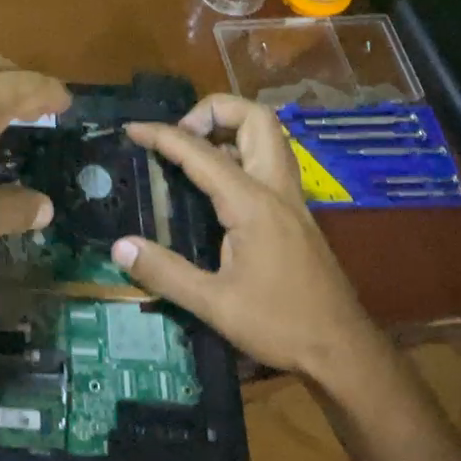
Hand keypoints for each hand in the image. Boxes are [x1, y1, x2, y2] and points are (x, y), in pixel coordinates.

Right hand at [111, 94, 385, 378]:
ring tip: (193, 152)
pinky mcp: (297, 215)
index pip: (201, 153)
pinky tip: (217, 186)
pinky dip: (241, 153)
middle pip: (256, 118)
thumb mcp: (214, 305)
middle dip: (213, 111)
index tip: (132, 130)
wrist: (341, 349)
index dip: (163, 135)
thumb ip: (165, 273)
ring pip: (269, 137)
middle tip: (180, 136)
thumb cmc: (279, 324)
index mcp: (252, 204)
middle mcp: (276, 190)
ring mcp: (292, 200)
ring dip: (231, 128)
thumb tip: (119, 246)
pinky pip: (270, 163)